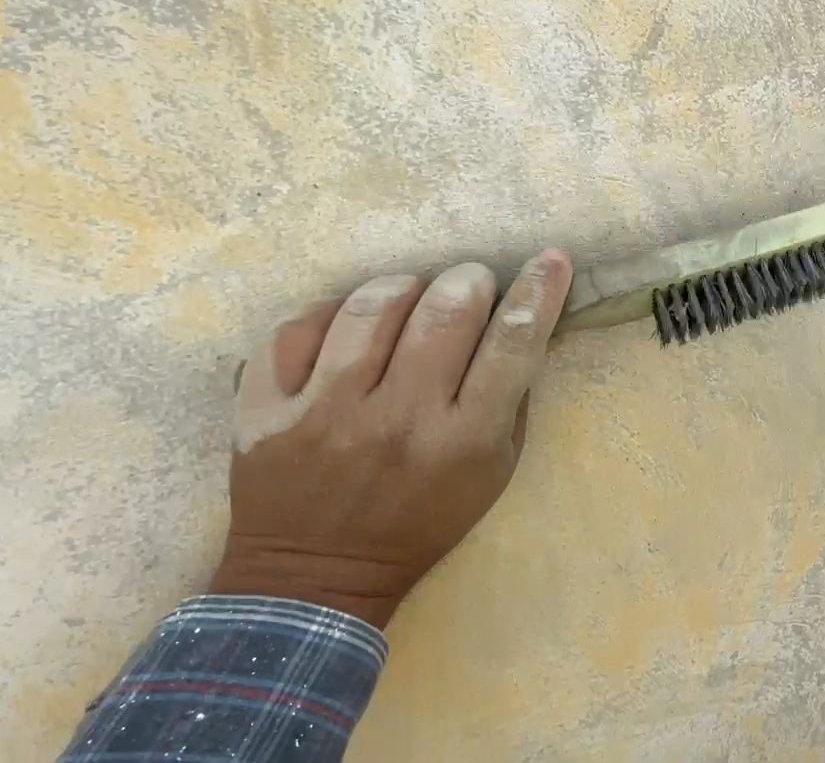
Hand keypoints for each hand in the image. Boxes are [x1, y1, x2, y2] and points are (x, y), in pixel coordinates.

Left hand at [208, 250, 573, 626]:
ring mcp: (323, 415)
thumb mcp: (496, 467)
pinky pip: (294, 328)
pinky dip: (331, 309)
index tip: (551, 258)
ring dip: (405, 286)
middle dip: (470, 281)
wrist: (315, 578)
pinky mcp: (262, 413)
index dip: (538, 291)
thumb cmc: (426, 519)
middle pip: (446, 313)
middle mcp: (399, 420)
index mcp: (465, 438)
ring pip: (371, 308)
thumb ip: (510, 396)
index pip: (513, 344)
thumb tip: (520, 321)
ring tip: (413, 295)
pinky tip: (349, 319)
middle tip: (472, 285)